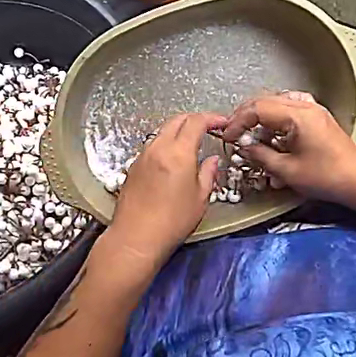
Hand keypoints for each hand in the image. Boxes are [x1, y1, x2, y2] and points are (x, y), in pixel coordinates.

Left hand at [108, 112, 223, 261]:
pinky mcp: (133, 166)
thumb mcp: (200, 198)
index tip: (222, 123)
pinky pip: (152, 146)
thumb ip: (208, 173)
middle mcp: (158, 148)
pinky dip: (166, 144)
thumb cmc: (172, 222)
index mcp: (178, 153)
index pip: (196, 122)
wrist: (136, 237)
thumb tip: (212, 160)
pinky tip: (173, 159)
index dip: (212, 118)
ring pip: (163, 131)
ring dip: (179, 131)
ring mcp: (142, 156)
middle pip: (177, 120)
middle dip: (195, 120)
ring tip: (192, 143)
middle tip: (209, 128)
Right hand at [219, 93, 355, 205]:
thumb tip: (245, 147)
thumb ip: (260, 156)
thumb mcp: (287, 171)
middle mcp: (306, 107)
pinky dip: (275, 118)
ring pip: (276, 103)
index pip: (257, 108)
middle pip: (265, 101)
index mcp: (297, 116)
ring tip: (251, 134)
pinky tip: (272, 132)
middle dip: (246, 117)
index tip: (228, 135)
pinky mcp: (317, 118)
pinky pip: (289, 109)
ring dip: (260, 116)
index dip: (237, 121)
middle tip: (234, 133)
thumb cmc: (330, 177)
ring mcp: (313, 111)